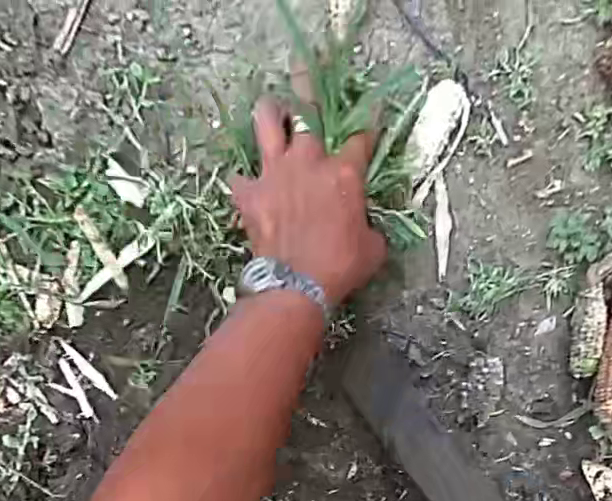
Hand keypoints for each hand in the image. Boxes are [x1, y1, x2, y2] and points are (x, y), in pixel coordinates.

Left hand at [229, 98, 387, 305]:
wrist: (297, 286)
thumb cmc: (341, 268)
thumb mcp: (372, 250)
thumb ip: (370, 227)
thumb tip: (367, 229)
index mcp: (345, 173)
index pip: (360, 138)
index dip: (367, 131)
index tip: (370, 129)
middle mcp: (309, 162)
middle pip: (308, 113)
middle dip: (309, 101)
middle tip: (309, 102)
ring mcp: (276, 174)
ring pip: (265, 120)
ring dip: (268, 114)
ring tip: (271, 115)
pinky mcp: (250, 194)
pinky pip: (239, 178)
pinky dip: (244, 182)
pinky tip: (248, 187)